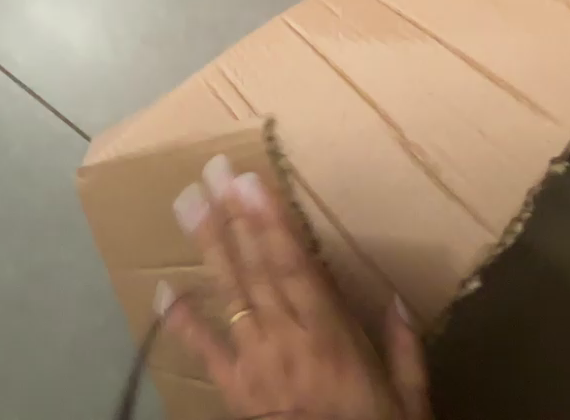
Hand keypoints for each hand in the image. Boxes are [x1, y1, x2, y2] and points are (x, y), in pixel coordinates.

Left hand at [157, 155, 428, 419]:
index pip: (295, 266)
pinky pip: (205, 352)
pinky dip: (182, 320)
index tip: (252, 182)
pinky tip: (162, 288)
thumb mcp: (407, 401)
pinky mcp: (235, 390)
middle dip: (234, 216)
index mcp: (330, 337)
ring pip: (231, 294)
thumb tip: (396, 297)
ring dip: (209, 245)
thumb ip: (404, 349)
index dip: (271, 222)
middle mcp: (287, 340)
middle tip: (213, 172)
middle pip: (256, 268)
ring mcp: (256, 363)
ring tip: (188, 203)